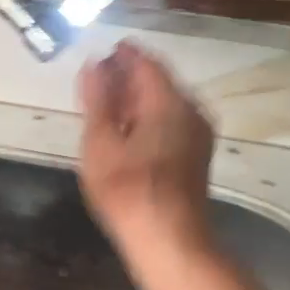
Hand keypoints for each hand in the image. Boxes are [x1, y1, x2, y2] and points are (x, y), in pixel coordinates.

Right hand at [77, 41, 215, 245]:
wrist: (169, 239)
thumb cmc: (128, 190)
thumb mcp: (100, 142)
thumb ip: (97, 100)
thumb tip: (93, 64)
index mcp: (169, 102)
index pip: (146, 63)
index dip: (124, 54)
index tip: (102, 51)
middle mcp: (191, 111)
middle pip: (158, 82)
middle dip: (128, 76)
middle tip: (97, 78)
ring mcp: (197, 135)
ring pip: (164, 103)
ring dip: (136, 98)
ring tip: (104, 104)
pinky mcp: (194, 155)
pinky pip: (169, 121)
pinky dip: (146, 116)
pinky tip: (125, 130)